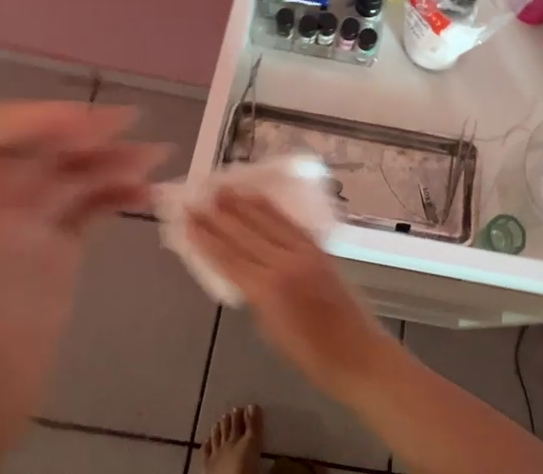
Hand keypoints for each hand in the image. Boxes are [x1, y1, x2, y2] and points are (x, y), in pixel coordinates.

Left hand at [0, 101, 166, 473]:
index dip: (22, 120)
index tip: (76, 125)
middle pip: (28, 150)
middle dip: (76, 131)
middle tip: (129, 125)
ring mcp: (18, 230)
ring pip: (63, 174)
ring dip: (106, 158)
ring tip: (154, 154)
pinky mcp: (49, 253)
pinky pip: (83, 207)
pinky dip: (113, 192)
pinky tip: (143, 191)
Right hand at [189, 189, 400, 401]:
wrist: (355, 352)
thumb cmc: (309, 354)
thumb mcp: (269, 329)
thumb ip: (254, 295)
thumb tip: (242, 272)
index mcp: (266, 289)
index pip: (227, 258)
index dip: (205, 238)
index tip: (187, 220)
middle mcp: (283, 263)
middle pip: (244, 233)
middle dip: (218, 216)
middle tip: (197, 198)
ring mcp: (303, 251)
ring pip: (266, 221)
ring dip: (242, 204)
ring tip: (222, 189)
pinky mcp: (318, 247)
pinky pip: (288, 222)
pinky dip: (270, 209)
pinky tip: (257, 199)